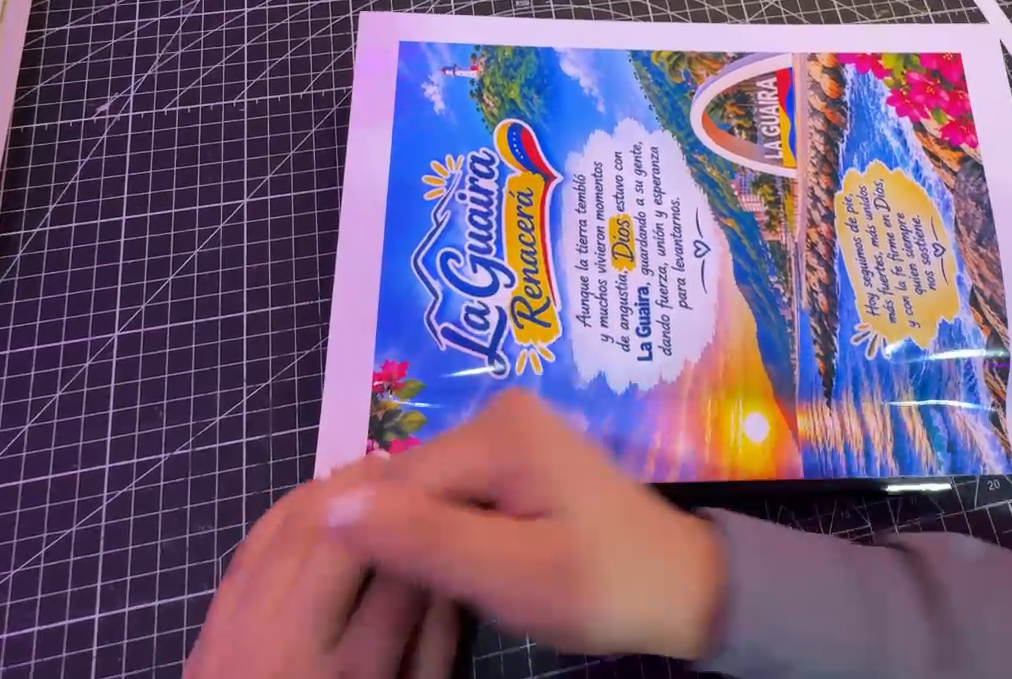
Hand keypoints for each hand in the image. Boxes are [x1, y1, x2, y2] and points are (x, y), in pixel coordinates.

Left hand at [187, 458, 460, 678]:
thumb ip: (437, 640)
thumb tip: (458, 558)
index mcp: (349, 678)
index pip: (402, 576)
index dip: (434, 524)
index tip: (459, 492)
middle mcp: (287, 648)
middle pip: (344, 537)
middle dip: (388, 490)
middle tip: (424, 466)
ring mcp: (238, 631)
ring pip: (296, 525)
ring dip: (343, 484)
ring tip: (383, 466)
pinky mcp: (210, 623)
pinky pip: (257, 538)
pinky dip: (296, 502)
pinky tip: (330, 490)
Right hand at [325, 390, 722, 660]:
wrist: (678, 580)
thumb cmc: (606, 584)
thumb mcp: (513, 575)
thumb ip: (427, 539)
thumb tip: (334, 506)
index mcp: (499, 427)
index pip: (396, 484)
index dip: (378, 546)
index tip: (388, 601)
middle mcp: (499, 409)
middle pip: (412, 481)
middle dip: (407, 540)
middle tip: (431, 597)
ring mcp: (508, 427)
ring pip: (428, 489)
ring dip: (426, 539)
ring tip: (450, 585)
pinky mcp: (515, 450)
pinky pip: (455, 489)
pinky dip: (450, 529)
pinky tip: (467, 564)